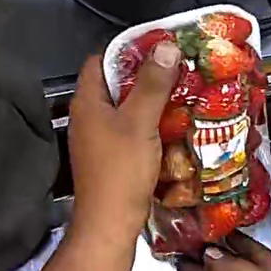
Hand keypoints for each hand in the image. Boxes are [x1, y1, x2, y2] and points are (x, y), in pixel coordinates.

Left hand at [67, 42, 180, 244]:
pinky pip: (134, 132)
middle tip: (178, 69)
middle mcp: (89, 118)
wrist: (110, 224)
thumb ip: (152, 85)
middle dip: (147, 76)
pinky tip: (175, 128)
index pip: (101, 60)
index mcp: (88, 103)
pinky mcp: (113, 158)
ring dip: (153, 102)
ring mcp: (100, 140)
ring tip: (182, 94)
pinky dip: (153, 126)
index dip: (128, 50)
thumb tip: (166, 48)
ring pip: (128, 110)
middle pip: (117, 85)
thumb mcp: (139, 123)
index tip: (158, 46)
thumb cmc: (120, 173)